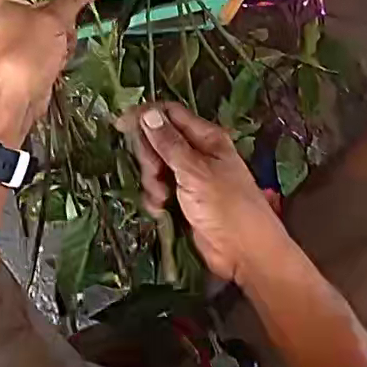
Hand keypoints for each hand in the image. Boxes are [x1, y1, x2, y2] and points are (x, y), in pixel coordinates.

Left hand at [0, 0, 99, 147]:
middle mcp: (12, 12)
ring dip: (66, 36)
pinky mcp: (33, 52)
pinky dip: (61, 50)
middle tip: (66, 26)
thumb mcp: (54, 18)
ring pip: (58, 23)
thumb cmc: (27, 53)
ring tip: (60, 48)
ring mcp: (23, 34)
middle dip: (66, 17)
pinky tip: (59, 59)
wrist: (17, 99)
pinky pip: (56, 41)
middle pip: (53, 1)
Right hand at [117, 102, 288, 284]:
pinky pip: (159, 188)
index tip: (120, 124)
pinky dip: (155, 198)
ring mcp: (189, 176)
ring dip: (151, 180)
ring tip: (161, 197)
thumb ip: (169, 143)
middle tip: (154, 174)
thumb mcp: (195, 172)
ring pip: (156, 166)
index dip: (145, 116)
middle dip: (149, 157)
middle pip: (158, 140)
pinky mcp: (183, 199)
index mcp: (206, 138)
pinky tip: (160, 210)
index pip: (170, 114)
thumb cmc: (226, 207)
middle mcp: (197, 152)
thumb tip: (148, 114)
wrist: (245, 253)